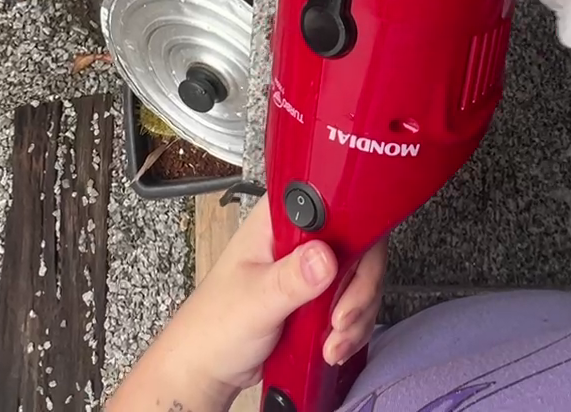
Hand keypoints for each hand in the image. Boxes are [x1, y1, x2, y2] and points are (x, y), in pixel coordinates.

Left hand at [139, 197, 386, 401]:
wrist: (210, 367)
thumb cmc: (214, 325)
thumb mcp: (253, 300)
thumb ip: (289, 278)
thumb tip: (325, 256)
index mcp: (281, 216)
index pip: (335, 204)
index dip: (354, 232)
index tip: (347, 271)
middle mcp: (301, 233)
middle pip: (357, 240)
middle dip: (358, 287)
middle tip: (341, 319)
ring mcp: (313, 262)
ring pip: (360, 273)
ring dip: (357, 313)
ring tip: (333, 342)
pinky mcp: (321, 291)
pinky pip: (355, 299)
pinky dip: (354, 325)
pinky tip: (335, 344)